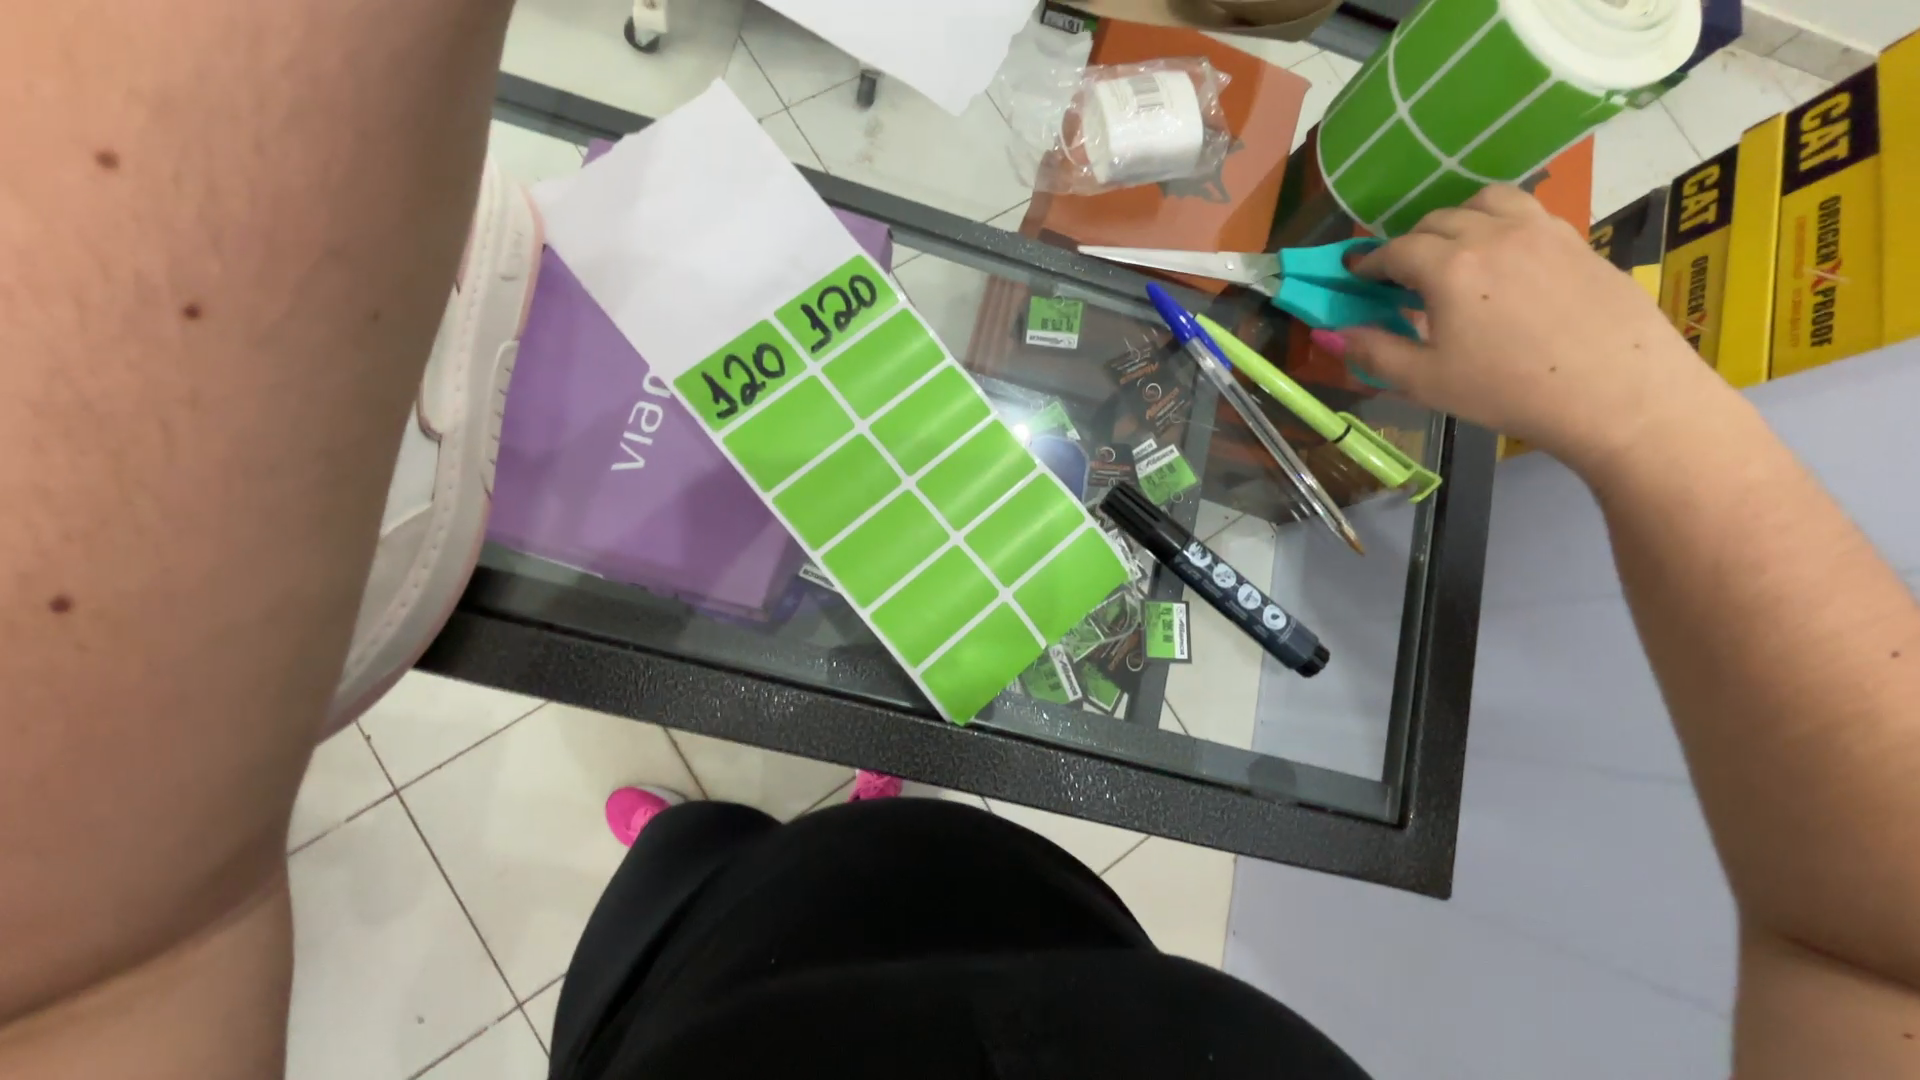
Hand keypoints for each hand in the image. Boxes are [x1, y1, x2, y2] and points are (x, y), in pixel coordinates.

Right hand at [1328, 185, 1731, 468]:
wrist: (1616, 392)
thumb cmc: (1507, 390)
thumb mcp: (1425, 380)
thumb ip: (1372, 352)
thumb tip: (1328, 333)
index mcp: (1447, 267)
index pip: (1394, 250)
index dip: (1369, 264)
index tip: (1356, 277)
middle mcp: (1491, 233)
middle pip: (1435, 220)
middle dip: (1408, 244)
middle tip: (1400, 277)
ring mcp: (1540, 230)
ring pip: (1484, 202)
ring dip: (1455, 221)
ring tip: (1451, 253)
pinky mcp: (1576, 239)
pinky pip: (1525, 211)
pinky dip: (1498, 222)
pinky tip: (1500, 259)